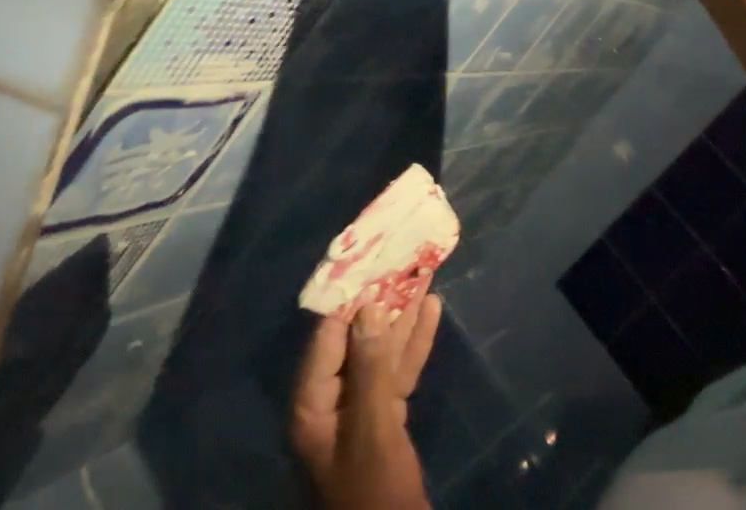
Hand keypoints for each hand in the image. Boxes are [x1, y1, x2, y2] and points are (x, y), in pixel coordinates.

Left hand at [292, 282, 442, 509]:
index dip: (349, 298)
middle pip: (357, 340)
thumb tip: (368, 309)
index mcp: (313, 406)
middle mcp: (333, 402)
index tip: (370, 261)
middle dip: (382, 300)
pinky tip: (431, 313)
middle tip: (403, 259)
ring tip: (424, 274)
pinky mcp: (385, 421)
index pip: (327, 338)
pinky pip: (399, 373)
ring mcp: (360, 411)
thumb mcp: (373, 429)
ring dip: (404, 315)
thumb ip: (372, 369)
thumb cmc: (374, 491)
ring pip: (383, 352)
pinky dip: (415, 344)